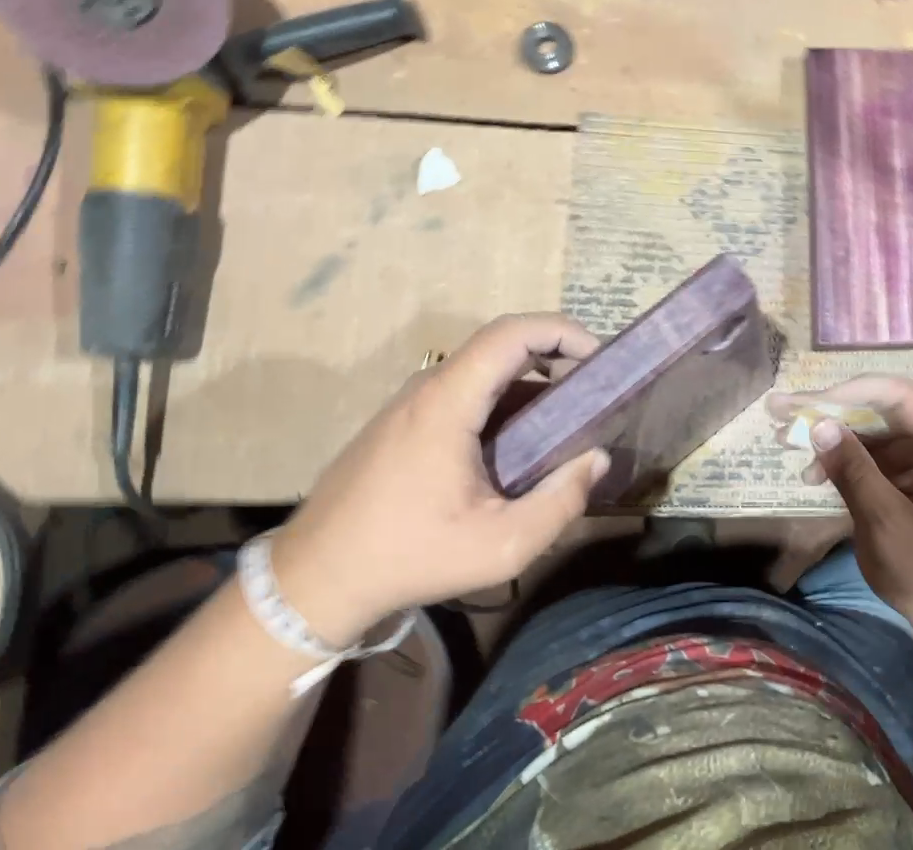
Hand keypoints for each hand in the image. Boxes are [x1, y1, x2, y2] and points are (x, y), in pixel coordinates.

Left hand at [271, 313, 609, 645]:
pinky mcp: (400, 427)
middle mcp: (425, 391)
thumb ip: (561, 502)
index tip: (599, 357)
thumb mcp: (502, 545)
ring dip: (529, 385)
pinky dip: (502, 405)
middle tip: (595, 390)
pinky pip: (462, 396)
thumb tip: (597, 460)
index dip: (561, 331)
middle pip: (499, 347)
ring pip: (480, 374)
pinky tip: (521, 449)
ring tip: (567, 423)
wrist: (313, 581)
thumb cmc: (409, 557)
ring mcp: (408, 407)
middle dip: (555, 357)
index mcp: (447, 404)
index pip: (509, 334)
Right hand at [768, 377, 912, 641]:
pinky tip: (809, 476)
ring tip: (784, 441)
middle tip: (782, 412)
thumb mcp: (885, 521)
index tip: (814, 401)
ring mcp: (912, 466)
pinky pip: (864, 459)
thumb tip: (819, 425)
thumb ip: (854, 471)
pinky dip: (836, 462)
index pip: (901, 396)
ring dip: (827, 436)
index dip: (857, 389)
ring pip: (866, 433)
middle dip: (830, 410)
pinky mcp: (897, 484)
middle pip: (877, 410)